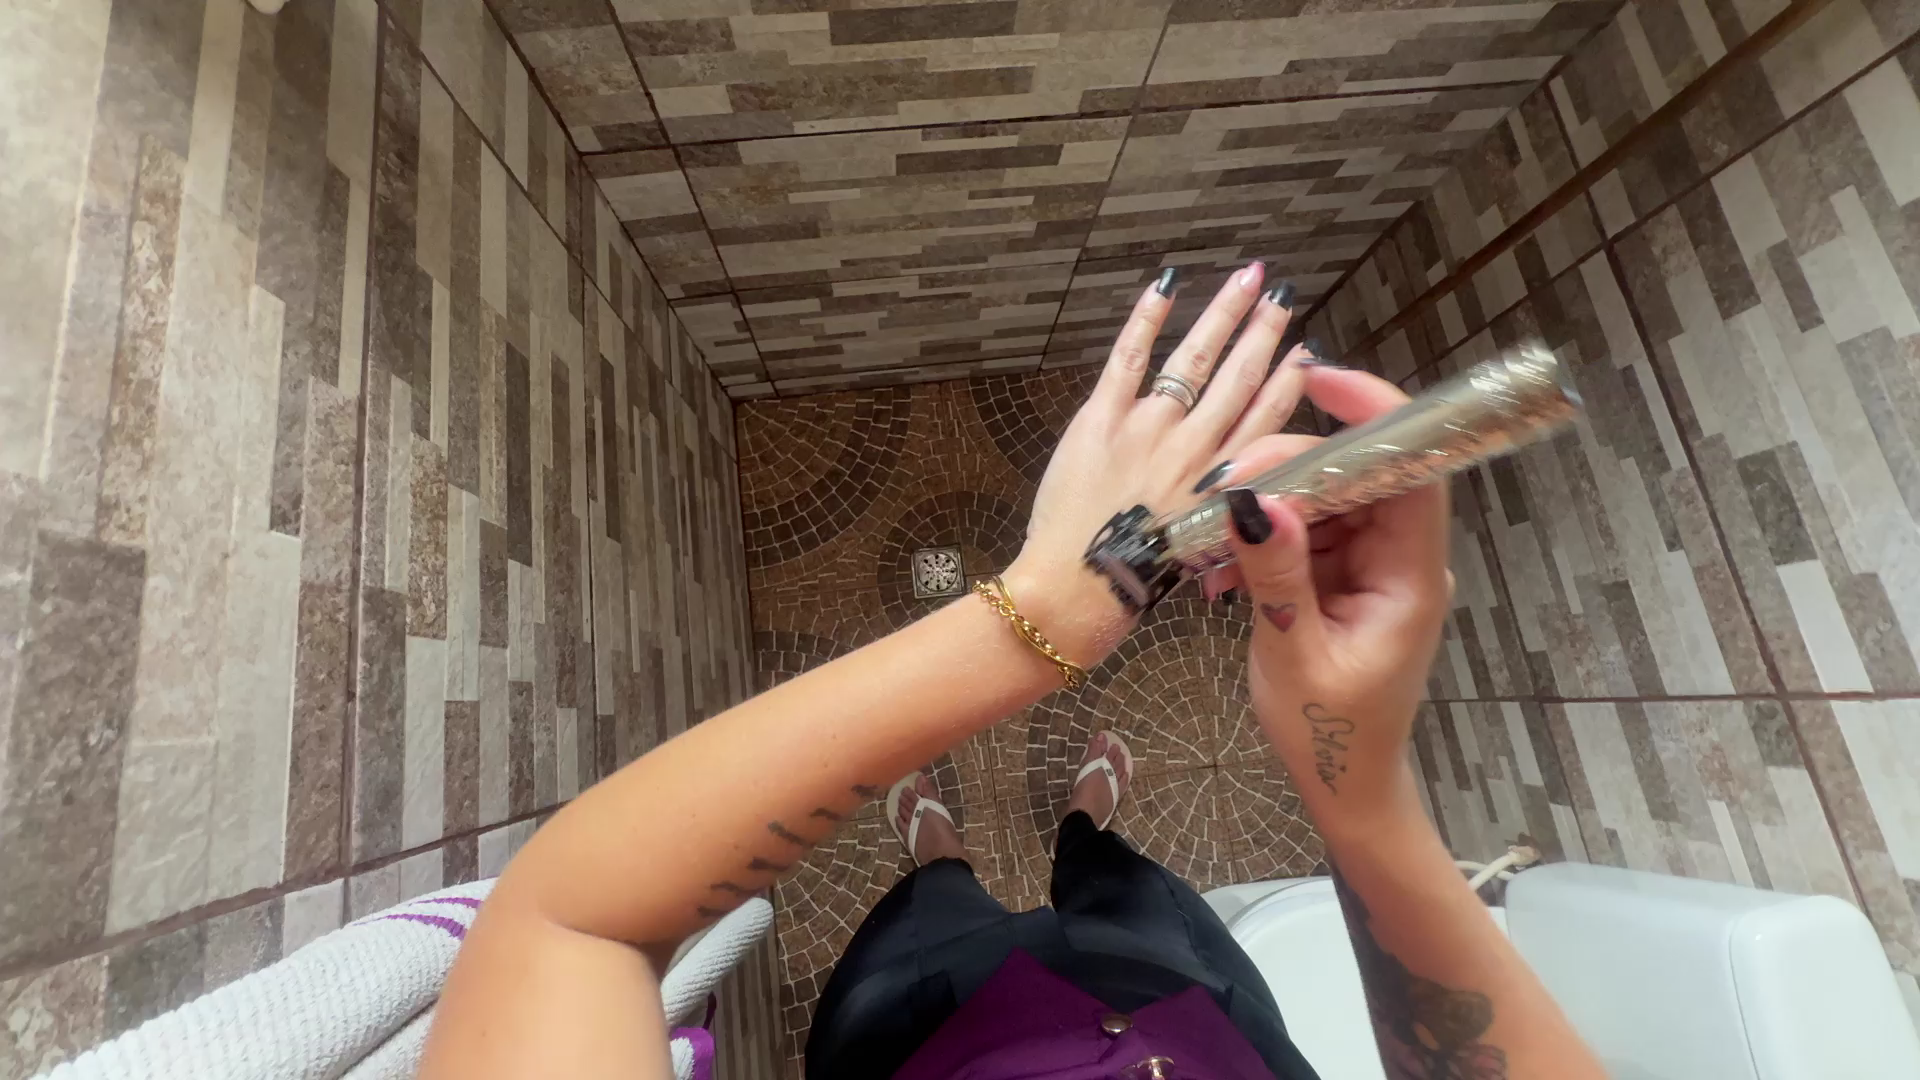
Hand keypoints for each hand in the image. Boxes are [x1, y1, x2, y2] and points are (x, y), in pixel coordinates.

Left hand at [1004, 264, 1313, 665]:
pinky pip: (1128, 358)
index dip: (1289, 381)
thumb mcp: (1203, 551)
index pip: (1267, 417)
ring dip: (1223, 315)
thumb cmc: (1137, 580)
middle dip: (1264, 332)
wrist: (1078, 586)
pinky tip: (1165, 285)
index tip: (1306, 351)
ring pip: (1196, 358)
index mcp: (1223, 480)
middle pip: (1240, 377)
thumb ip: (1224, 507)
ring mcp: (1148, 426)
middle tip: (1282, 294)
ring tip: (1248, 279)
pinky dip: (1146, 319)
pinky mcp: (1102, 418)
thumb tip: (1235, 484)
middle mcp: (1196, 446)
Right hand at [1221, 367, 1452, 835]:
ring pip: (1323, 503)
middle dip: (1287, 469)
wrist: (1342, 781)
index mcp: (1410, 577)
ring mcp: (1369, 568)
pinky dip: (1261, 542)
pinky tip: (1221, 571)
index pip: (1414, 469)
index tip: (1317, 381)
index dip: (1377, 414)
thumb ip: (1278, 575)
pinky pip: (1304, 536)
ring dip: (1265, 508)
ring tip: (1208, 534)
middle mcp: (1398, 560)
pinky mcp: (1340, 579)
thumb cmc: (1327, 729)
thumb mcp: (1292, 652)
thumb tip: (1255, 501)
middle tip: (1220, 486)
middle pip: (1355, 478)